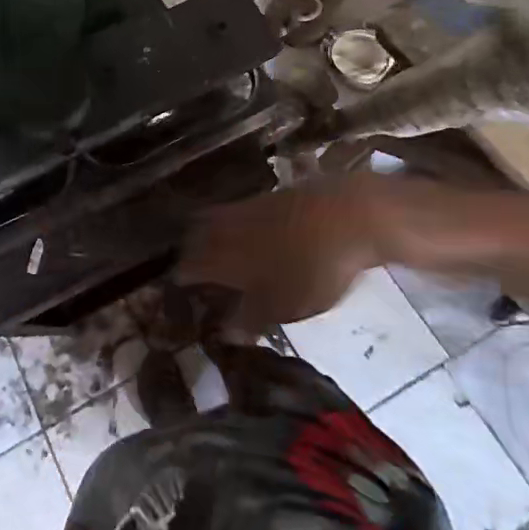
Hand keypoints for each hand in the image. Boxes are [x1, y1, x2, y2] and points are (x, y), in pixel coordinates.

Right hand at [177, 174, 397, 327]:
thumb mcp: (279, 308)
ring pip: (213, 223)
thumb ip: (246, 322)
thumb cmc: (309, 269)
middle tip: (200, 277)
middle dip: (190, 258)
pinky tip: (254, 239)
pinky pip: (237, 214)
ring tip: (224, 258)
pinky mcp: (268, 196)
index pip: (182, 271)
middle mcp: (219, 228)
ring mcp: (244, 207)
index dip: (180, 287)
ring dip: (212, 239)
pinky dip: (237, 228)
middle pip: (191, 240)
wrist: (348, 214)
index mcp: (214, 257)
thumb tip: (222, 334)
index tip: (182, 301)